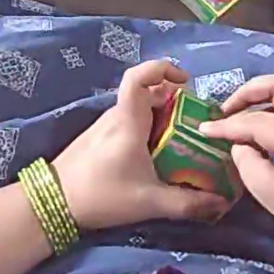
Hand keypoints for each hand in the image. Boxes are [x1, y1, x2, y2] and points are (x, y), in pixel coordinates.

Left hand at [52, 60, 229, 230]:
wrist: (52, 203)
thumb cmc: (101, 195)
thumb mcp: (149, 202)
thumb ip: (188, 203)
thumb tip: (222, 204)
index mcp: (128, 120)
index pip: (140, 76)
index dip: (163, 69)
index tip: (185, 82)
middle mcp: (116, 116)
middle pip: (147, 94)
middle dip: (173, 102)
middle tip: (194, 123)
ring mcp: (104, 126)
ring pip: (138, 109)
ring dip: (160, 118)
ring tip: (179, 142)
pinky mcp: (98, 138)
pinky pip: (128, 122)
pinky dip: (146, 129)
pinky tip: (155, 155)